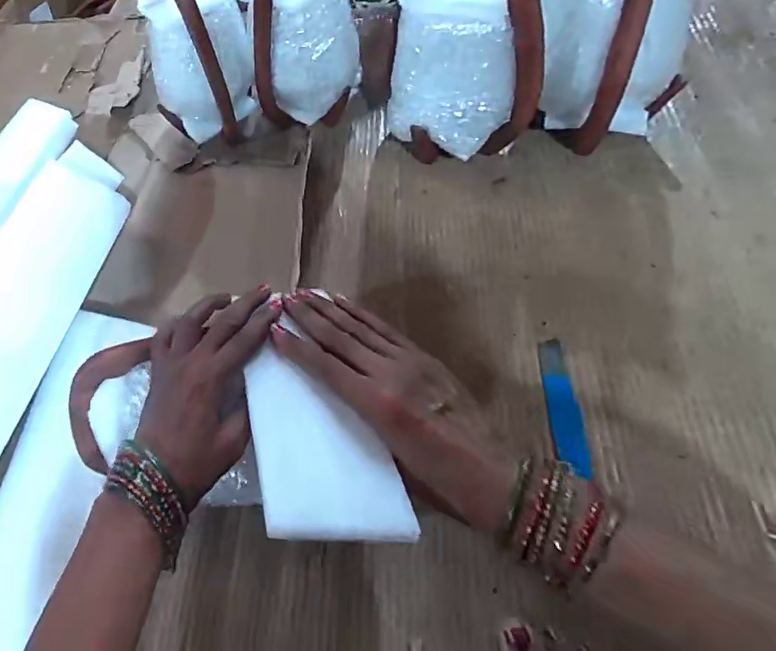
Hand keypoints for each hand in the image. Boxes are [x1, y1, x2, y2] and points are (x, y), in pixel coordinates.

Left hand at [133, 291, 278, 500]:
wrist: (156, 470)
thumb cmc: (198, 460)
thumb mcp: (234, 438)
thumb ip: (244, 406)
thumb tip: (250, 381)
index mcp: (212, 377)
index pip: (242, 341)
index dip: (261, 322)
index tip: (276, 306)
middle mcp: (189, 361)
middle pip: (220, 324)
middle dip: (243, 305)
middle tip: (261, 290)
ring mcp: (168, 361)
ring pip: (188, 321)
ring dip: (208, 306)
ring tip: (226, 297)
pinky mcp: (155, 367)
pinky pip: (162, 335)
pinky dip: (175, 323)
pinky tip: (186, 319)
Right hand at [272, 292, 517, 532]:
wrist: (501, 480)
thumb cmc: (440, 482)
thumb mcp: (390, 460)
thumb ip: (360, 422)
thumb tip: (331, 398)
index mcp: (379, 405)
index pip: (325, 367)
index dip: (296, 347)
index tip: (273, 329)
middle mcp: (391, 376)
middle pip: (339, 339)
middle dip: (308, 317)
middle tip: (284, 300)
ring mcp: (410, 364)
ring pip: (360, 328)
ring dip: (329, 309)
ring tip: (305, 293)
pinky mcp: (426, 360)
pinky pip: (385, 330)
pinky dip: (360, 314)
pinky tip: (343, 302)